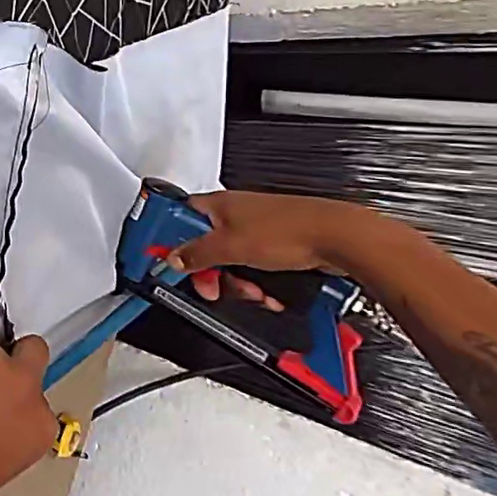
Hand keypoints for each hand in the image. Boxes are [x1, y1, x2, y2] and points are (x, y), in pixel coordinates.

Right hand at [162, 190, 381, 284]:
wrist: (338, 238)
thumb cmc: (290, 230)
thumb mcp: (230, 247)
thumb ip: (196, 254)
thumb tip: (173, 258)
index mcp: (215, 205)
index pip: (175, 218)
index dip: (166, 237)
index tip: (158, 256)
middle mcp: (231, 213)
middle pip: (200, 244)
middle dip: (206, 270)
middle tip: (208, 285)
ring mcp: (252, 228)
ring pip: (226, 259)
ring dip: (233, 280)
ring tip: (247, 290)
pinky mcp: (271, 244)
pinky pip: (248, 265)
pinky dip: (252, 281)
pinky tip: (263, 291)